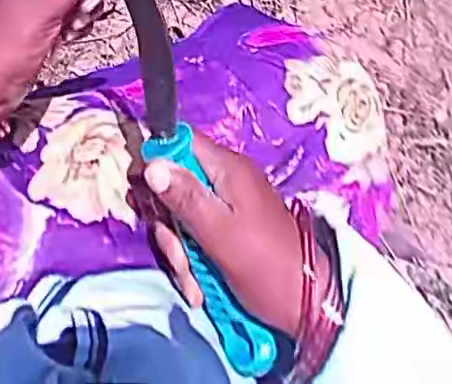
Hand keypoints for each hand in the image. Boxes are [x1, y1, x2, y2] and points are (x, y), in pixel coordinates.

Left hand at [0, 0, 151, 114]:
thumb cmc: (3, 46)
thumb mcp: (44, 5)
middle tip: (79, 10)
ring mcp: (44, 12)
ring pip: (83, 2)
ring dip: (85, 13)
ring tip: (70, 27)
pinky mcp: (48, 35)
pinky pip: (76, 23)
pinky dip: (79, 28)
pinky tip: (69, 36)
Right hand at [142, 133, 308, 336]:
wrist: (310, 310)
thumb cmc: (265, 265)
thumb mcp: (219, 233)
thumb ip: (185, 196)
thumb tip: (150, 163)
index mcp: (226, 167)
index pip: (179, 141)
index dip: (155, 161)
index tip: (140, 191)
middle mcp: (226, 176)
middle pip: (176, 181)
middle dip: (168, 220)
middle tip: (175, 250)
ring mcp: (230, 201)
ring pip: (184, 212)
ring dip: (180, 246)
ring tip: (192, 278)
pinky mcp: (231, 225)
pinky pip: (198, 231)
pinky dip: (194, 256)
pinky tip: (199, 283)